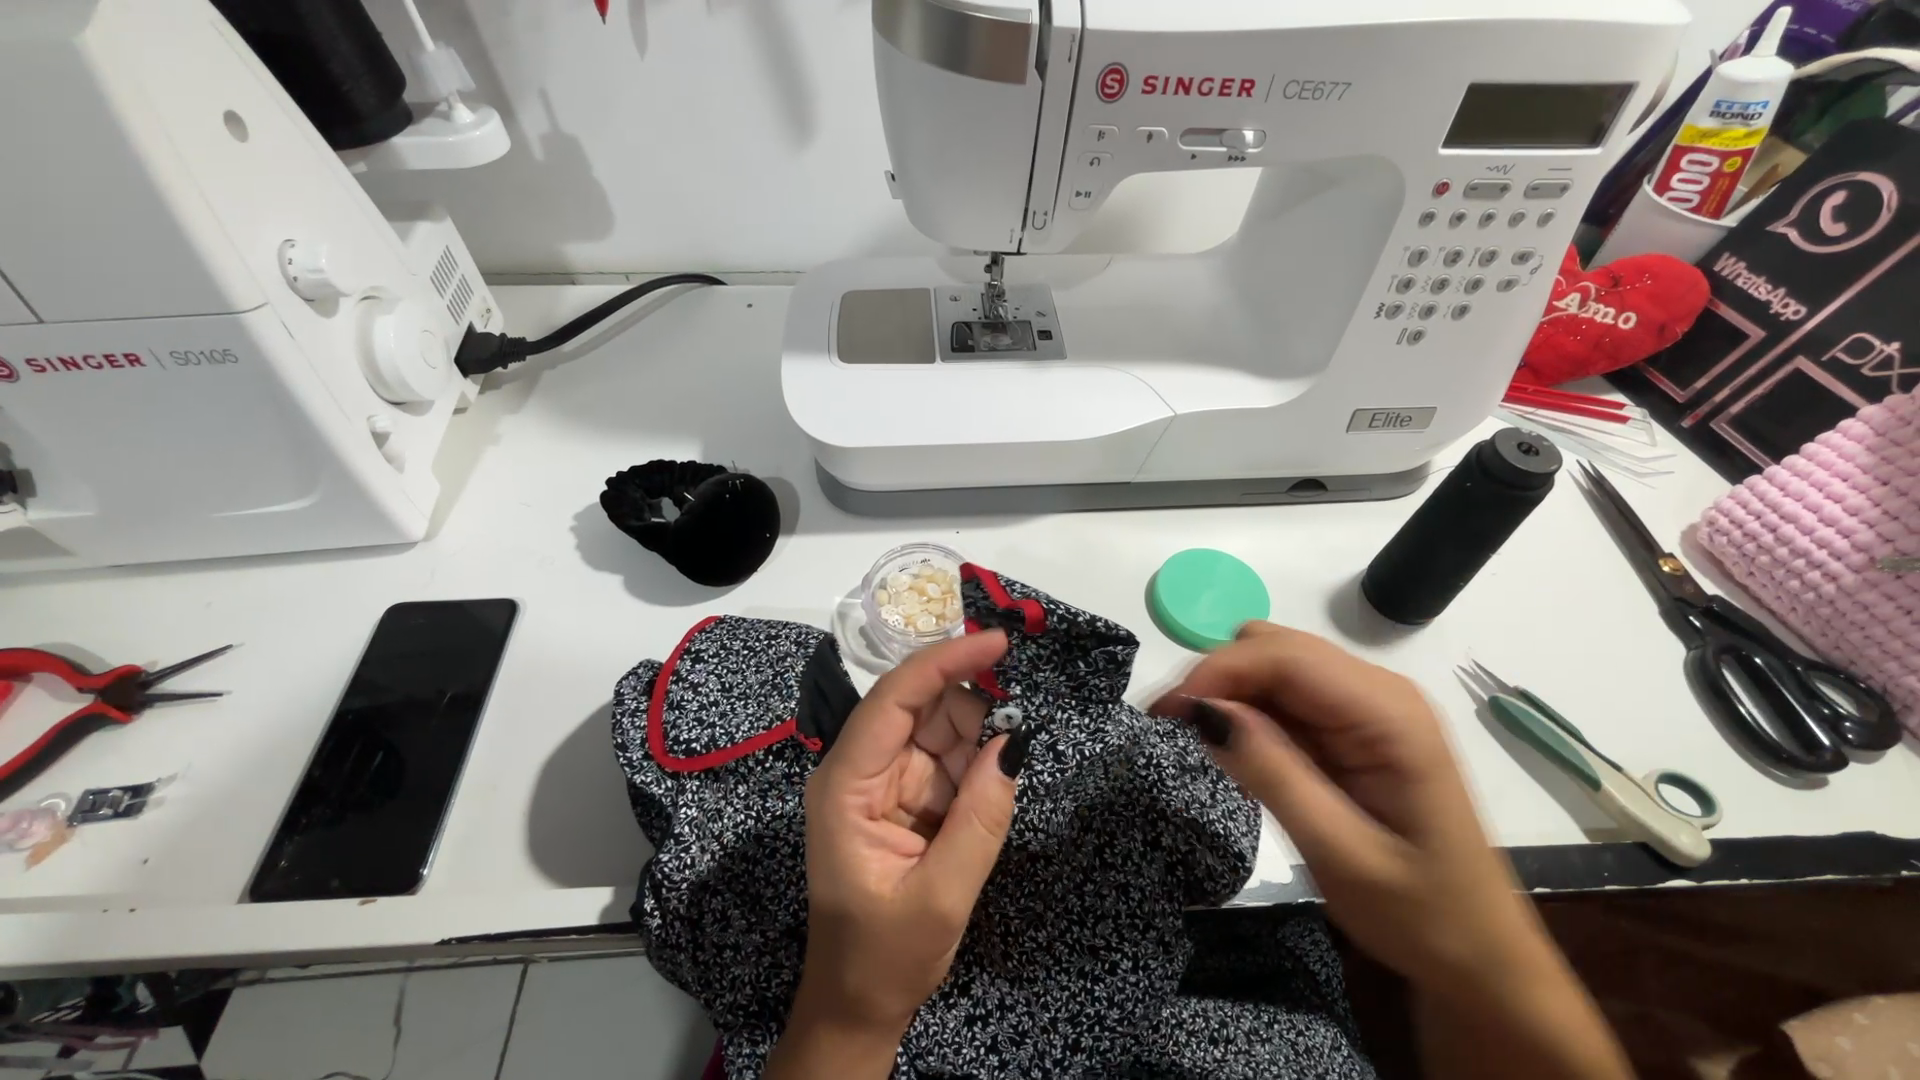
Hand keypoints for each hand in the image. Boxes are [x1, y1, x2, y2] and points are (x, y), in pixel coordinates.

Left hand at [770, 630, 1025, 1077]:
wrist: (859, 1002)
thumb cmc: (885, 956)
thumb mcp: (941, 895)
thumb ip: (981, 818)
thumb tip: (1014, 743)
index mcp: (847, 784)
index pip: (893, 699)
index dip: (944, 662)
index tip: (997, 641)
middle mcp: (860, 769)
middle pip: (918, 706)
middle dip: (971, 705)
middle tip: (1018, 722)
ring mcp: (883, 780)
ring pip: (937, 728)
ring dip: (977, 736)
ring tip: (1004, 766)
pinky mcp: (905, 796)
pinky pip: (945, 758)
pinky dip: (975, 760)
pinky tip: (993, 775)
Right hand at [1150, 621, 1542, 992]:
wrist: (1479, 958)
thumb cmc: (1421, 914)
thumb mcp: (1340, 853)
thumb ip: (1273, 774)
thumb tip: (1203, 710)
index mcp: (1388, 714)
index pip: (1283, 656)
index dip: (1217, 672)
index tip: (1166, 716)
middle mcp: (1379, 692)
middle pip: (1275, 648)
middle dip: (1217, 677)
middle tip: (1175, 731)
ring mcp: (1367, 708)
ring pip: (1275, 666)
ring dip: (1229, 693)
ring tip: (1198, 743)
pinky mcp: (1353, 729)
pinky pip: (1286, 698)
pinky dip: (1248, 713)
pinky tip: (1236, 752)